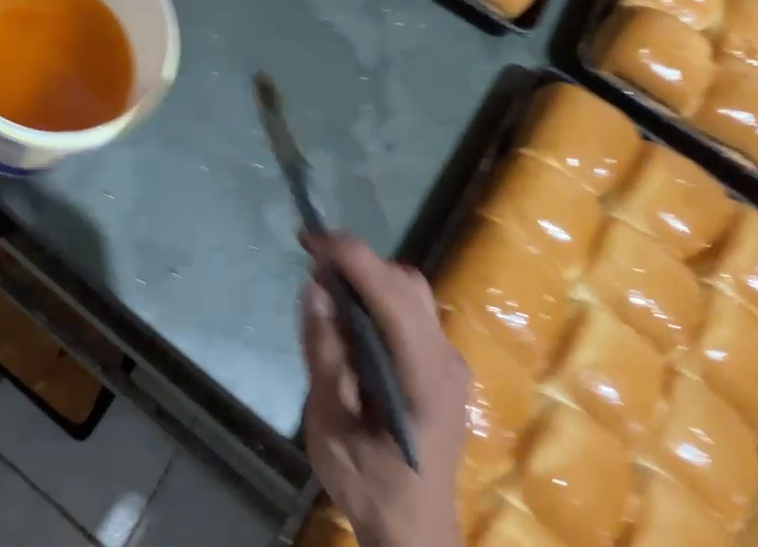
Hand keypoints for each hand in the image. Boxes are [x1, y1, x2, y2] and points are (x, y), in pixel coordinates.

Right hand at [301, 233, 467, 546]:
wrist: (413, 529)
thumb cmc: (368, 482)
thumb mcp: (330, 422)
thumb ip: (325, 354)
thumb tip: (316, 288)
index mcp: (424, 378)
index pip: (393, 297)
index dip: (352, 258)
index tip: (309, 240)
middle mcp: (446, 361)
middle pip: (406, 286)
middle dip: (357, 263)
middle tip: (310, 265)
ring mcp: (449, 363)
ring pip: (411, 294)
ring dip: (367, 279)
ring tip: (325, 290)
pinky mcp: (440, 368)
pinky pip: (409, 313)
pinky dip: (376, 299)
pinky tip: (347, 319)